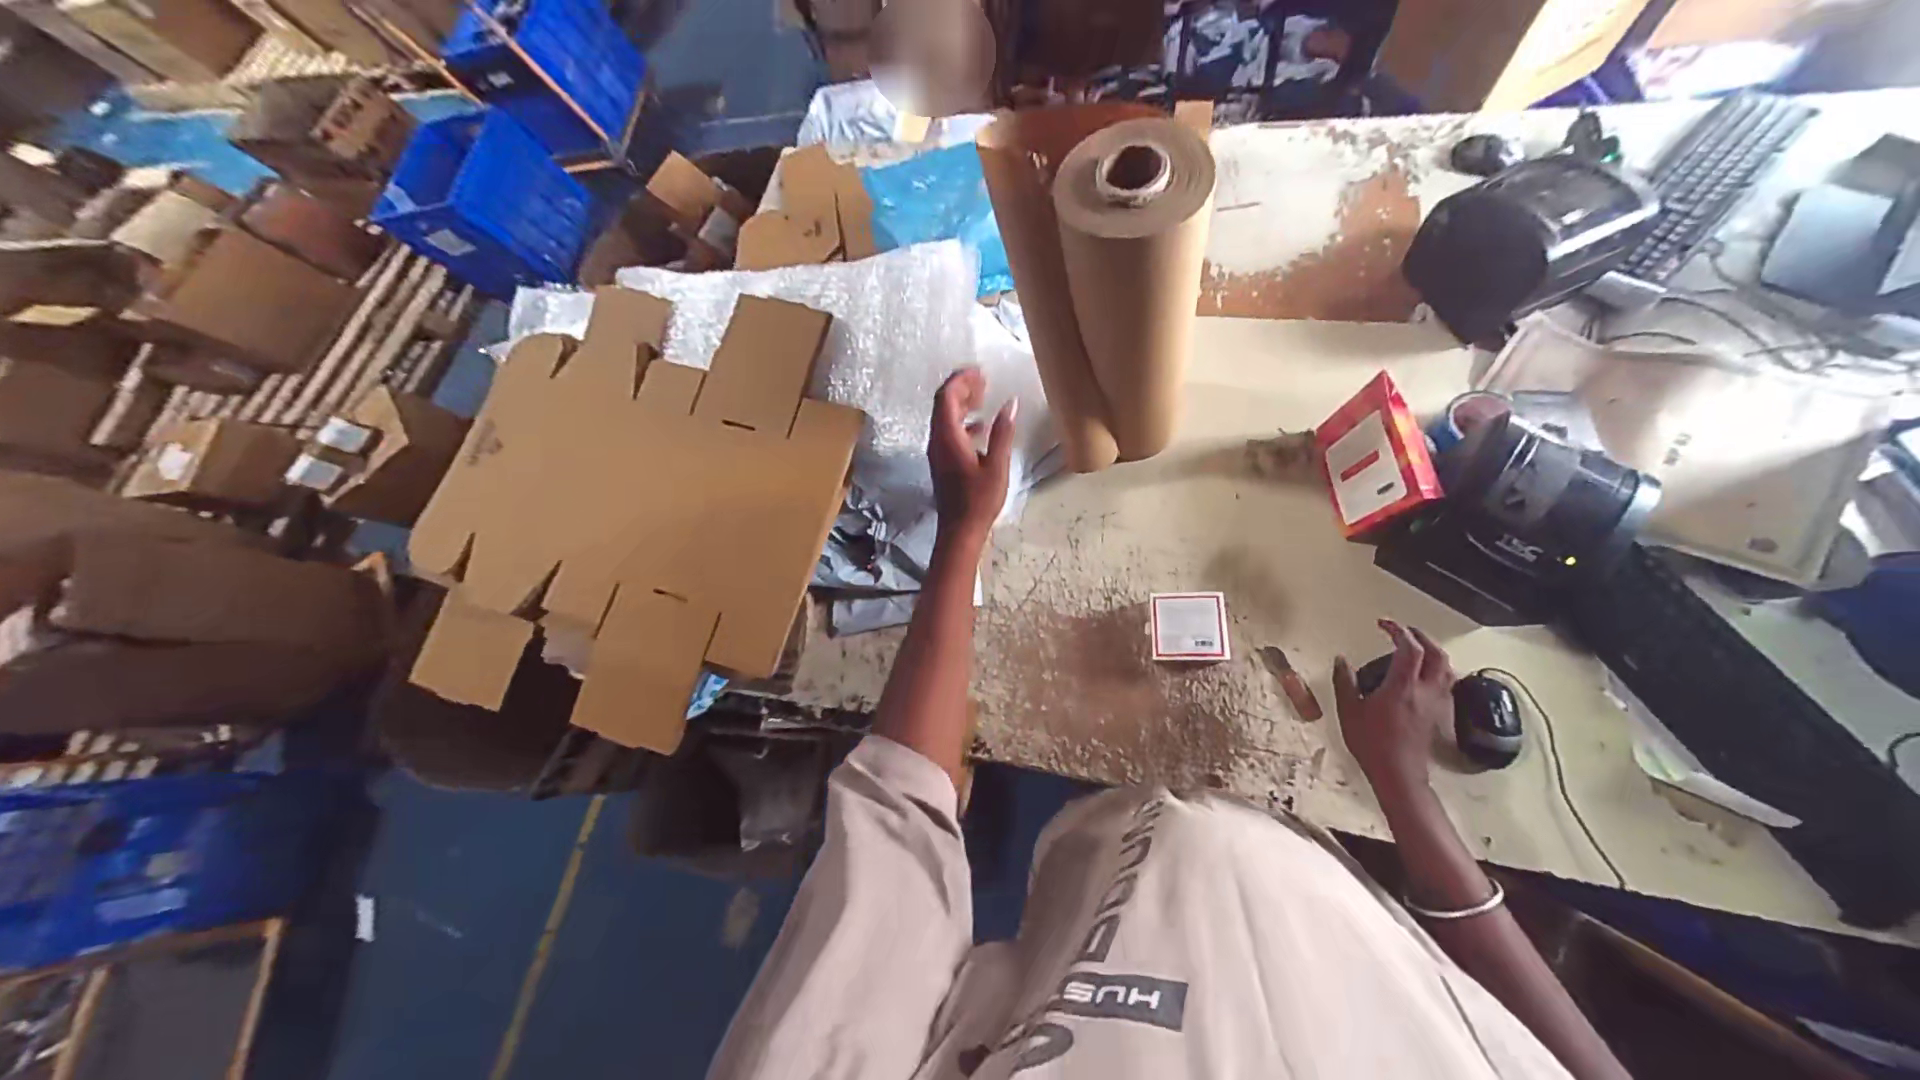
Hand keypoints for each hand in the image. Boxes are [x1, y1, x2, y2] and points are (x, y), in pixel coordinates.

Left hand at [929, 368, 1015, 555]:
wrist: (960, 530)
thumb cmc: (979, 501)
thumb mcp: (997, 466)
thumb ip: (1002, 433)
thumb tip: (1011, 404)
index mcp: (947, 438)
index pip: (946, 397)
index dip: (961, 380)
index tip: (980, 372)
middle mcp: (937, 441)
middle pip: (943, 403)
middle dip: (961, 387)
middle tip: (984, 380)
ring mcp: (937, 452)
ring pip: (944, 417)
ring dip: (962, 403)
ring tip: (984, 396)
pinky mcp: (942, 462)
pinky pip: (948, 432)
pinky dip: (963, 422)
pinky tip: (981, 427)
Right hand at [1333, 620, 1455, 794]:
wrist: (1398, 774)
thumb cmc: (1370, 742)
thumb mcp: (1348, 710)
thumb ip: (1345, 681)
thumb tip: (1341, 659)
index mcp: (1402, 687)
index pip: (1410, 649)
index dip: (1398, 631)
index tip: (1383, 624)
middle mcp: (1425, 691)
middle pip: (1436, 654)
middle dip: (1420, 636)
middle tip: (1402, 630)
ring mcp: (1436, 703)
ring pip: (1446, 668)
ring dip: (1433, 651)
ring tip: (1415, 647)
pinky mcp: (1439, 713)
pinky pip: (1445, 682)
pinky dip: (1436, 668)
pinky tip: (1422, 673)